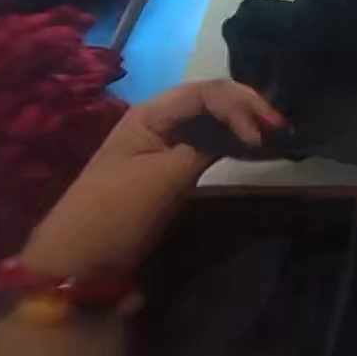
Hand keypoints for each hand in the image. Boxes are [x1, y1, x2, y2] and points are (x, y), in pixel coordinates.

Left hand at [20, 80, 283, 279]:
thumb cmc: (117, 214)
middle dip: (248, 106)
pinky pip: (208, 136)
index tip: (261, 135)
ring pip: (213, 115)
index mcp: (151, 112)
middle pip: (213, 97)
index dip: (240, 106)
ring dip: (243, 119)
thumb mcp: (166, 177)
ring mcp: (164, 138)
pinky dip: (232, 136)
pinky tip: (251, 143)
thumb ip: (207, 146)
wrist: (76, 263)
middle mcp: (159, 117)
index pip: (208, 92)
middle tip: (280, 125)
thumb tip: (243, 134)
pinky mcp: (169, 161)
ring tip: (273, 131)